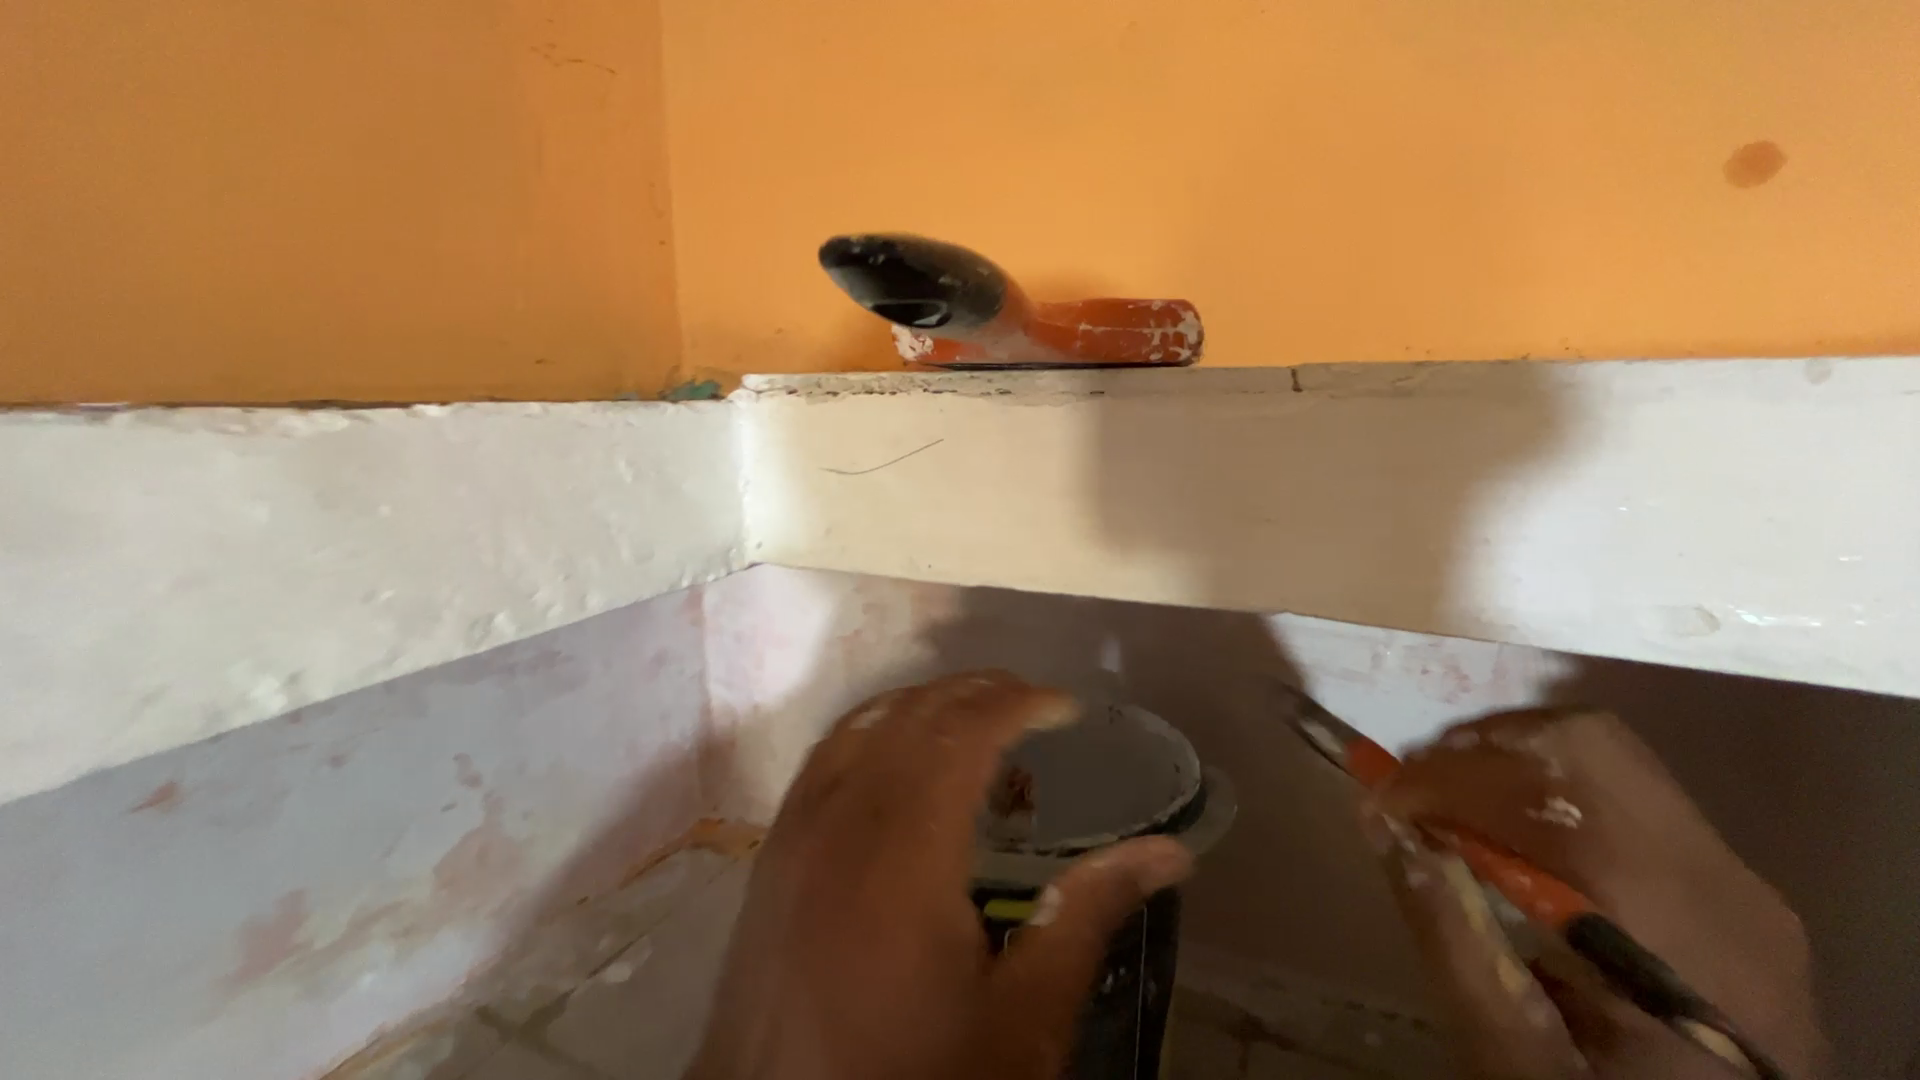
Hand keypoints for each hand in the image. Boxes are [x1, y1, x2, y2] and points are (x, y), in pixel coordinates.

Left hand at [688, 671, 1193, 1079]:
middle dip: (975, 692)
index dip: (1017, 703)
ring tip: (975, 716)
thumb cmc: (915, 1079)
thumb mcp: (1020, 1018)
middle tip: (1031, 702)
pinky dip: (871, 730)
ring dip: (922, 705)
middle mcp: (843, 822)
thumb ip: (1086, 916)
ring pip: (861, 726)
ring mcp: (796, 834)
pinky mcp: (772, 856)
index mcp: (906, 852)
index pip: (963, 733)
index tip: (1066, 707)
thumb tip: (1169, 853)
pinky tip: (897, 756)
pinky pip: (823, 758)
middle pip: (912, 716)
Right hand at [1368, 708, 1825, 1079]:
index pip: (1555, 796)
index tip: (1380, 799)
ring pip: (1607, 753)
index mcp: (1678, 928)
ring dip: (1511, 760)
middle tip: (1415, 787)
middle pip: (1589, 744)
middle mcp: (1725, 880)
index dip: (1451, 780)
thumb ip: (1450, 934)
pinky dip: (1548, 785)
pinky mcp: (1729, 880)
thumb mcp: (1512, 1052)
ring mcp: (1737, 874)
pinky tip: (1509, 829)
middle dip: (1480, 749)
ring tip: (1452, 800)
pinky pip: (1626, 788)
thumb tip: (1381, 822)